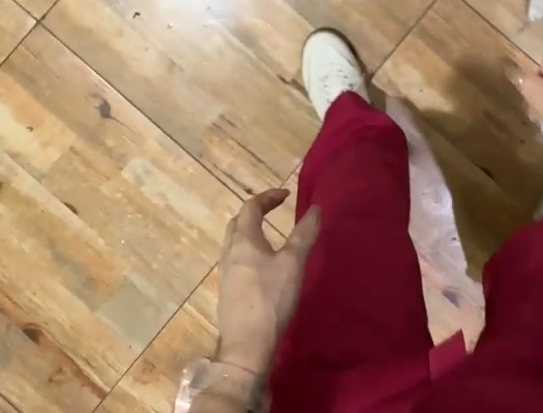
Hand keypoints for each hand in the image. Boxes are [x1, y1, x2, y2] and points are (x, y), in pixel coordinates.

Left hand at [213, 189, 320, 373]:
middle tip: (274, 211)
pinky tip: (262, 268)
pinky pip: (235, 262)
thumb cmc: (271, 299)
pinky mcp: (227, 293)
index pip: (251, 207)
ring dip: (250, 233)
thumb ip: (305, 234)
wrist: (247, 347)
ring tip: (270, 238)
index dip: (268, 197)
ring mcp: (225, 274)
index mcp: (244, 240)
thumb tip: (316, 208)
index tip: (286, 195)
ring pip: (234, 243)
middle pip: (237, 223)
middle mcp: (230, 252)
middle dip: (255, 212)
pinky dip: (248, 253)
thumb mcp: (293, 263)